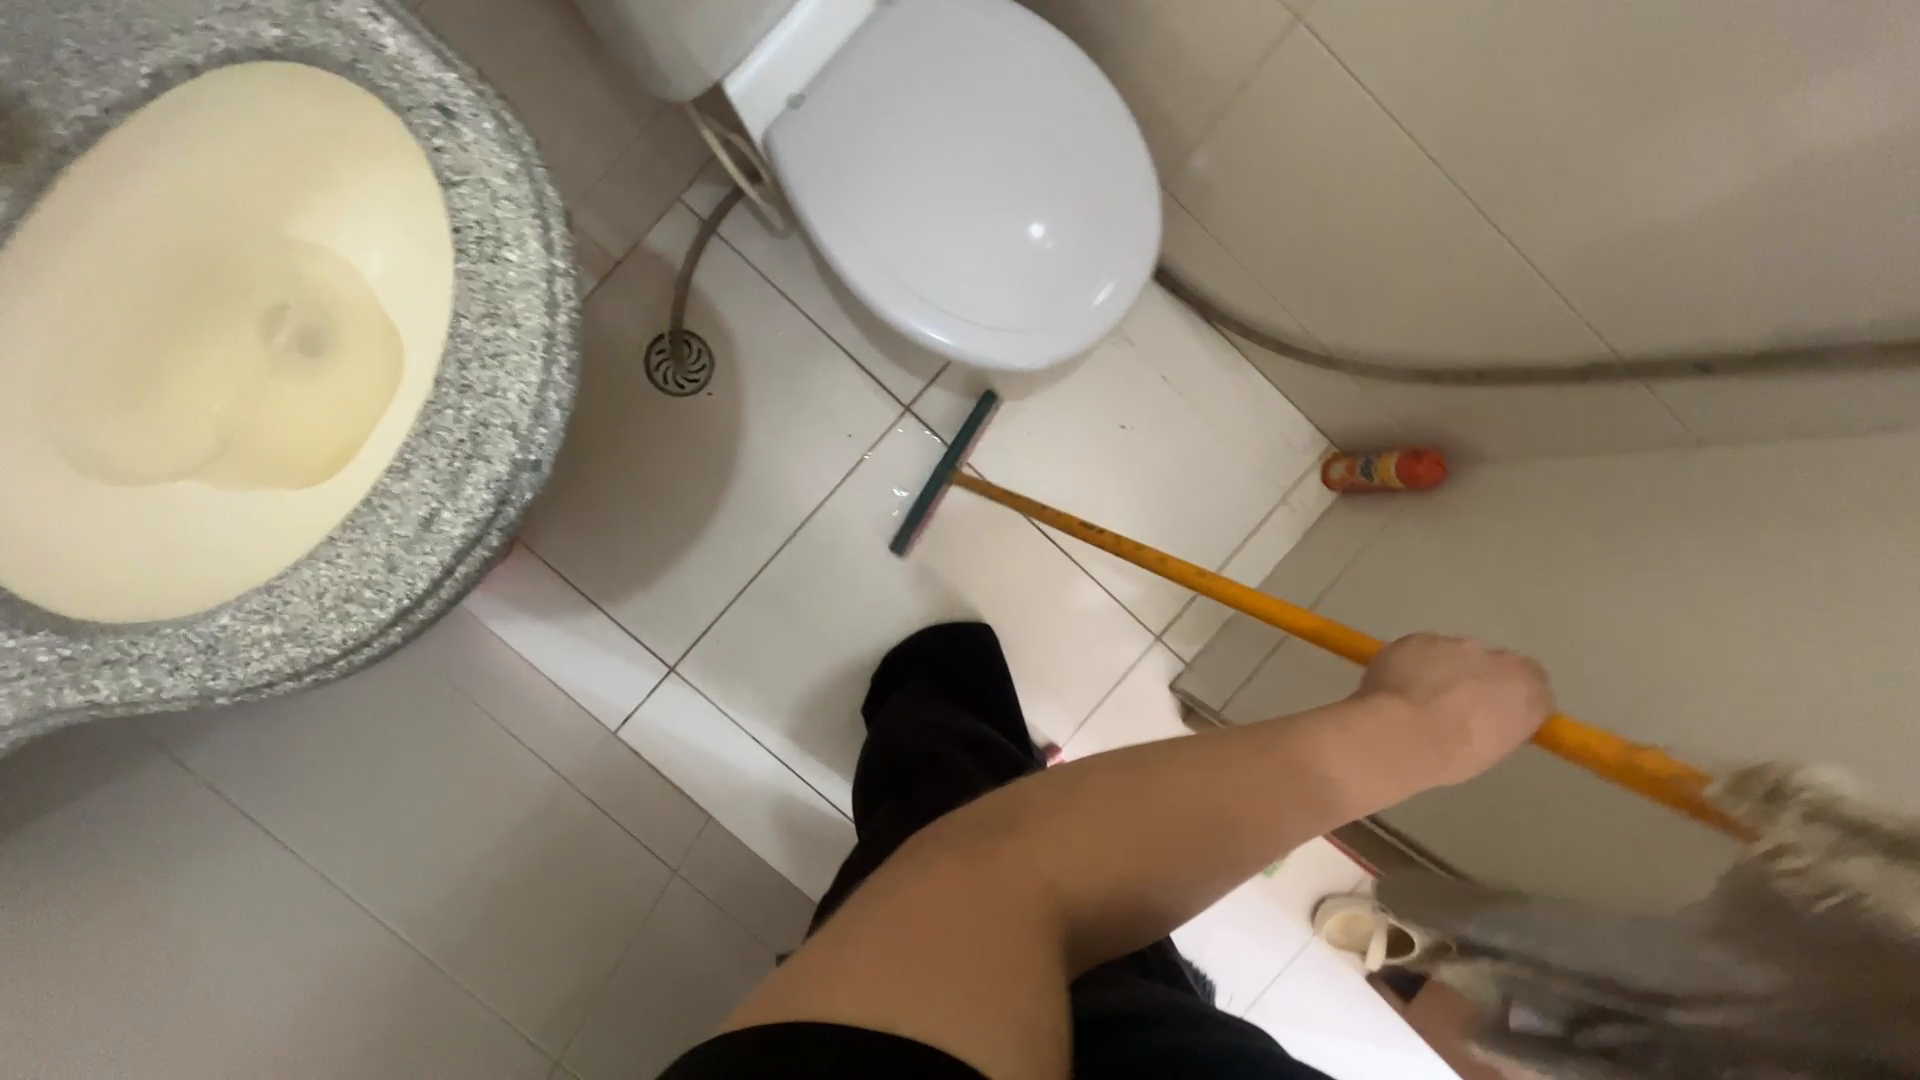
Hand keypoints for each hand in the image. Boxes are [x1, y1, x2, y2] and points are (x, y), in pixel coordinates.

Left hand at [1357, 633, 1554, 788]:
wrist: (1405, 732)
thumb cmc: (1453, 755)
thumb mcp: (1494, 748)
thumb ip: (1499, 722)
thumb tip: (1484, 718)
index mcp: (1528, 690)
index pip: (1530, 684)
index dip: (1505, 697)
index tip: (1488, 713)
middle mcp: (1497, 658)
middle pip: (1487, 664)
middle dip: (1470, 680)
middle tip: (1446, 706)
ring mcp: (1454, 643)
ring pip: (1449, 653)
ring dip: (1438, 669)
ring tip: (1414, 698)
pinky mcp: (1417, 638)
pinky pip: (1417, 649)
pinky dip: (1408, 663)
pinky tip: (1394, 686)